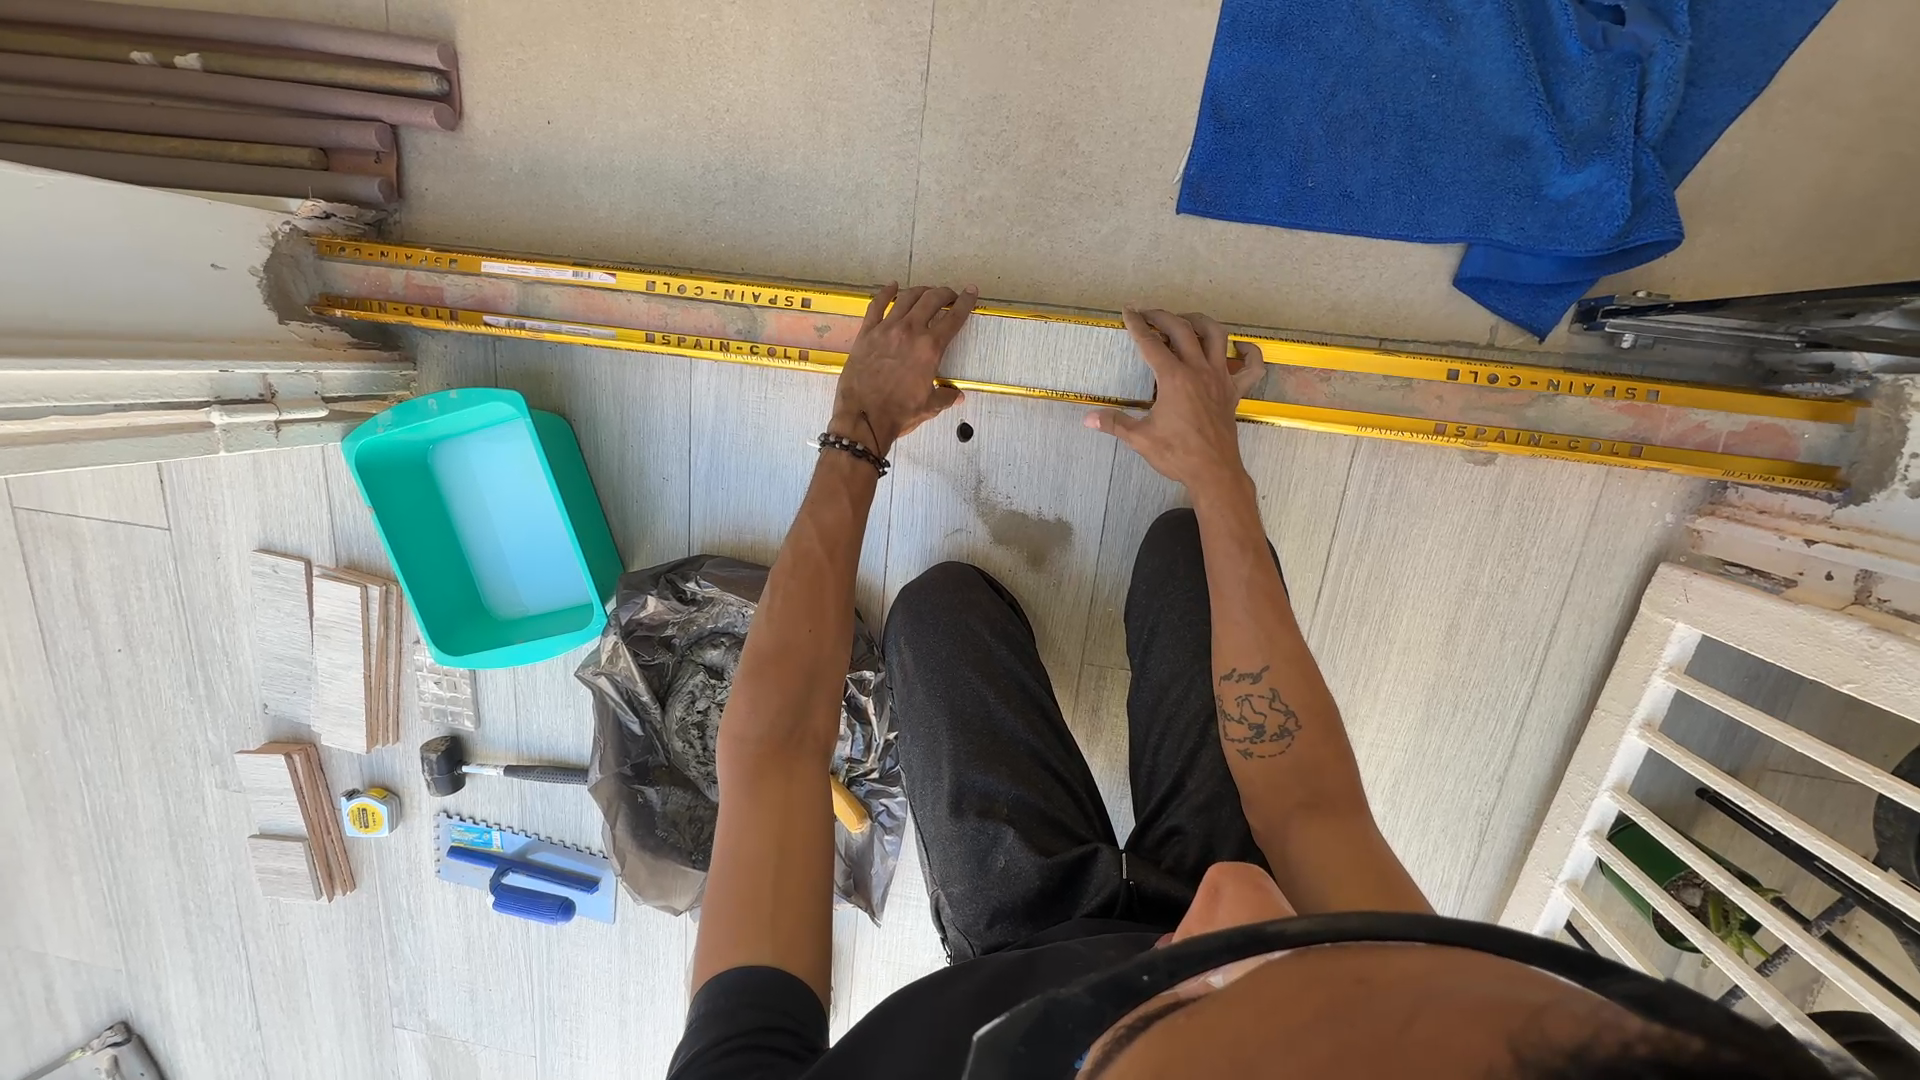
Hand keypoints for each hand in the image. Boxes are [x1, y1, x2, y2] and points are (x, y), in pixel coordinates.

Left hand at [828, 283, 977, 455]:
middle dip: (944, 293)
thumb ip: (946, 396)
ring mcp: (886, 329)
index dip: (965, 302)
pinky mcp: (867, 333)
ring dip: (920, 291)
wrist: (864, 416)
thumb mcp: (929, 406)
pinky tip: (892, 286)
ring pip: (906, 298)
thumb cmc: (899, 413)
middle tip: (949, 295)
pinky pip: (877, 305)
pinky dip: (886, 292)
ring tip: (927, 292)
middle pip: (931, 300)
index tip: (971, 292)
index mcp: (930, 348)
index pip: (953, 318)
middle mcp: (910, 331)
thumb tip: (957, 396)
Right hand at [1085, 307, 1266, 491]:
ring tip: (1185, 320)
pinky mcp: (1234, 392)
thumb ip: (1114, 423)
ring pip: (1216, 335)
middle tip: (1148, 313)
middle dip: (1163, 316)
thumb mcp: (1140, 439)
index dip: (1137, 325)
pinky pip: (1252, 367)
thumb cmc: (1177, 455)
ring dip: (1200, 321)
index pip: (1151, 343)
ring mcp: (1220, 379)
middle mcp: (1199, 371)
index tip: (1128, 313)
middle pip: (1182, 329)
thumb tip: (1088, 419)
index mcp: (1174, 379)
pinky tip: (1241, 348)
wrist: (1213, 471)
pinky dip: (1250, 353)